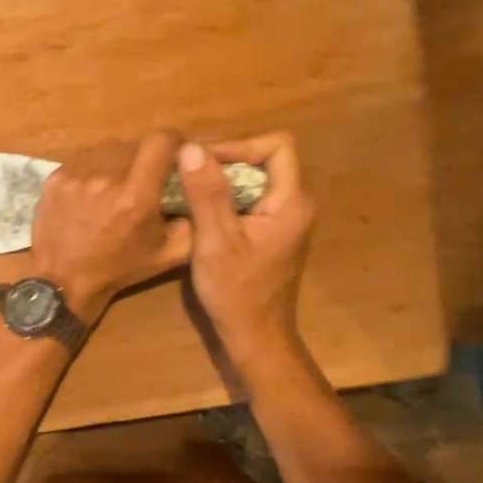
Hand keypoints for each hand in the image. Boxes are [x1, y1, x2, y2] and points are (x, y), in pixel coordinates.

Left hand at [31, 132, 195, 322]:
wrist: (64, 281)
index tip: (174, 154)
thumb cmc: (119, 269)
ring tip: (116, 183)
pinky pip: (82, 159)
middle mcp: (105, 179)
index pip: (160, 141)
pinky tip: (92, 189)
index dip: (172, 142)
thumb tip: (198, 187)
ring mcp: (76, 177)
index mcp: (136, 197)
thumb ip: (194, 220)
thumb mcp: (169, 254)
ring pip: (106, 149)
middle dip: (144, 156)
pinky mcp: (55, 179)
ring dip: (117, 160)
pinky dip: (92, 168)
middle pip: (133, 144)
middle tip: (144, 176)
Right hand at [175, 132, 314, 365]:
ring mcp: (286, 219)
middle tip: (187, 171)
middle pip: (264, 159)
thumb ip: (206, 194)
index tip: (201, 160)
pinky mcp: (272, 232)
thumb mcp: (215, 241)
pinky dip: (225, 197)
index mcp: (291, 202)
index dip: (238, 145)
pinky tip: (198, 209)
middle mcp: (296, 204)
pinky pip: (250, 199)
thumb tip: (190, 148)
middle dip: (225, 160)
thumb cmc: (236, 292)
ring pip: (255, 179)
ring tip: (187, 187)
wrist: (255, 337)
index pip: (276, 146)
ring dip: (222, 179)